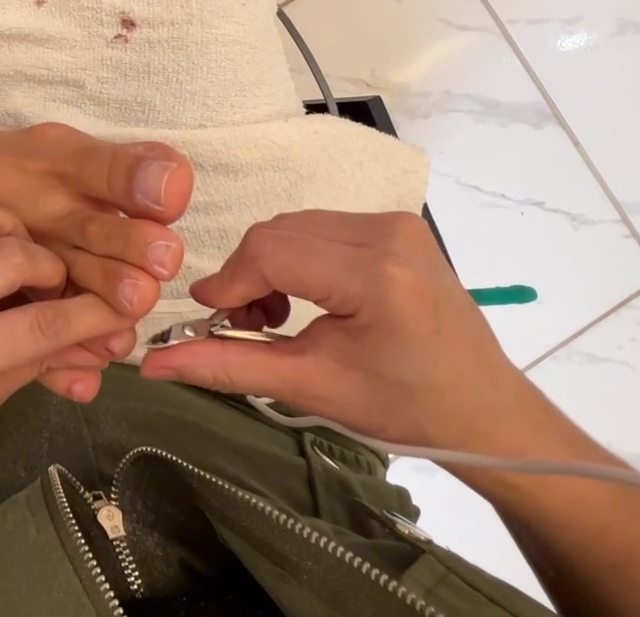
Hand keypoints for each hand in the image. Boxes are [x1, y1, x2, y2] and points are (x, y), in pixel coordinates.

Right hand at [139, 210, 552, 452]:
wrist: (490, 416)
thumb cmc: (406, 409)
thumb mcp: (310, 387)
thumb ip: (225, 366)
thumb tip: (149, 363)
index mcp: (377, 274)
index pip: (270, 252)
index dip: (229, 283)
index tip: (211, 320)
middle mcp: (388, 233)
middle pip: (275, 234)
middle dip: (247, 278)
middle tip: (246, 328)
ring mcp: (395, 224)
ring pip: (290, 228)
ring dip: (266, 268)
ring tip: (273, 318)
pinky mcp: (394, 227)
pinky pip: (314, 228)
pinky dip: (292, 259)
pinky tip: (301, 298)